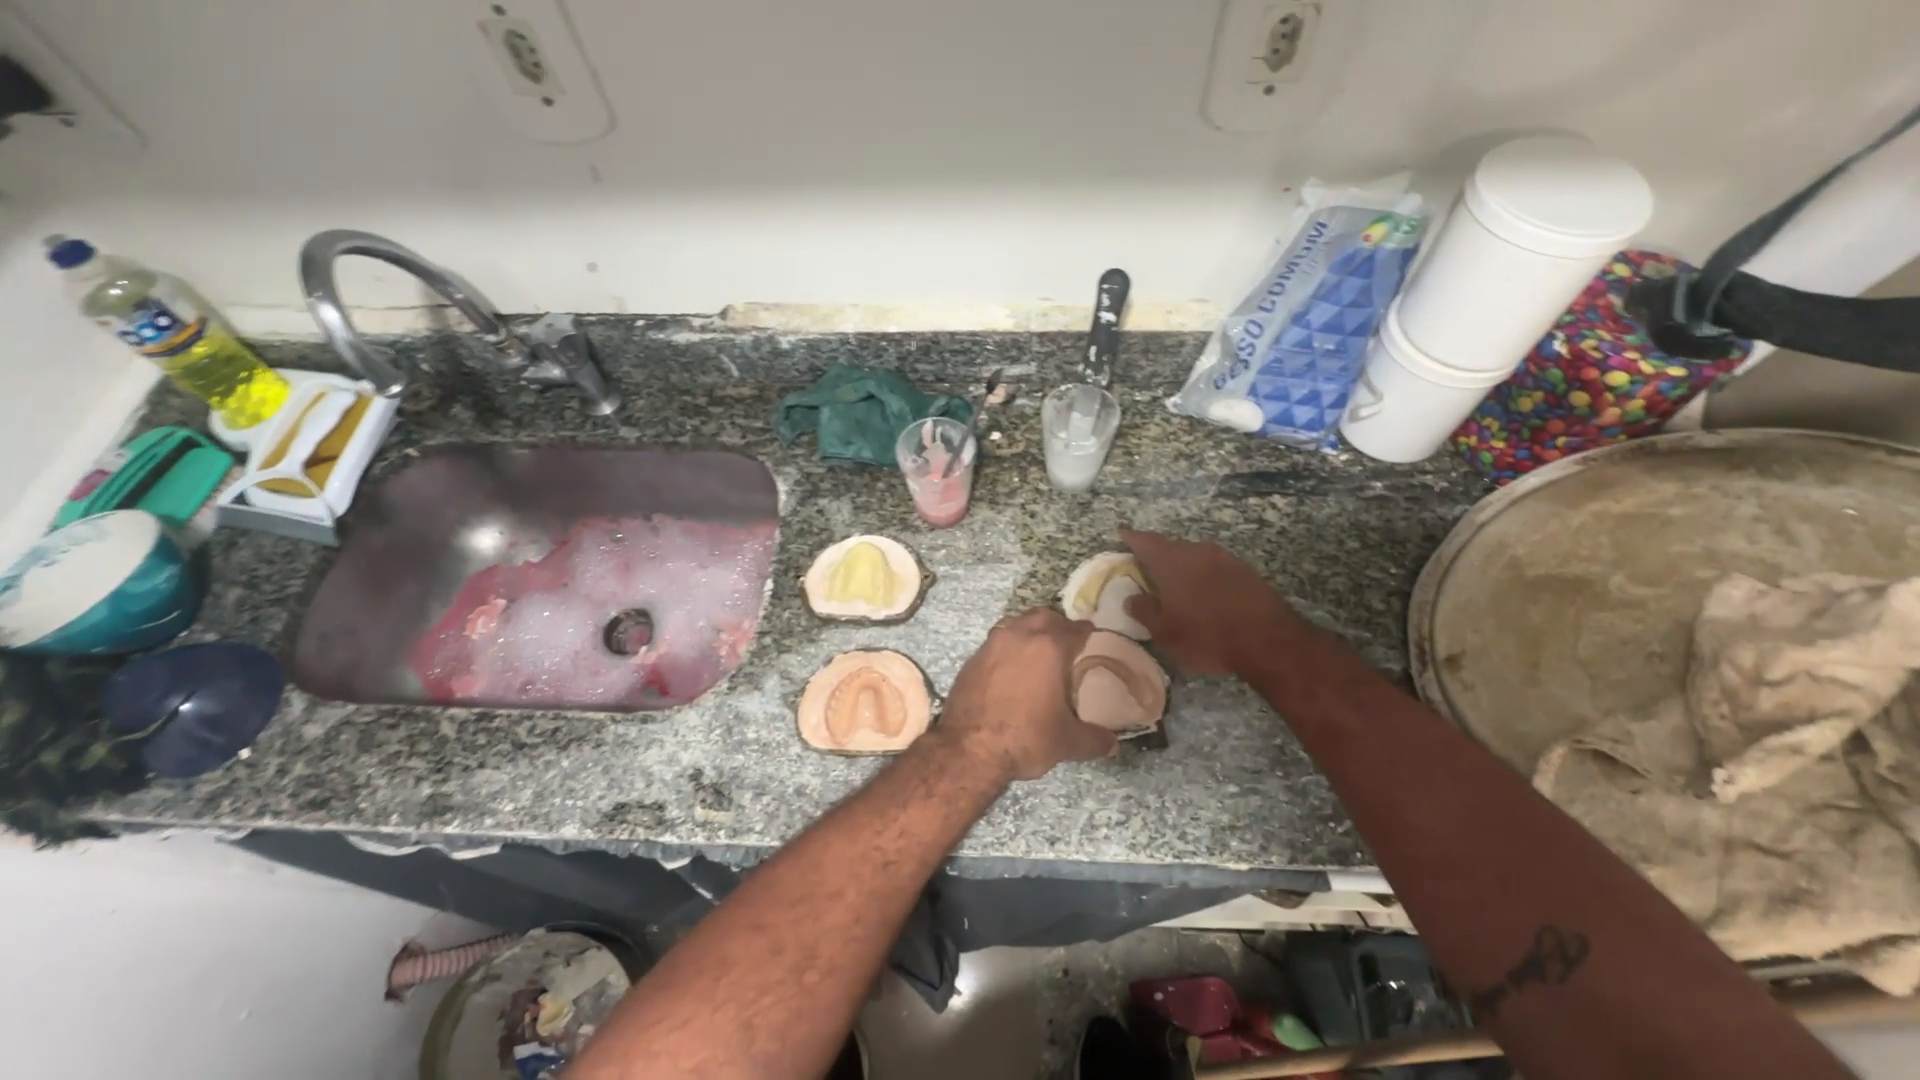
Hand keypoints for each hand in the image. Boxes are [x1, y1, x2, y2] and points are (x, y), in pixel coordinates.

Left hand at [936, 608, 1116, 781]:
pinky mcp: (971, 660)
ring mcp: (991, 645)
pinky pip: (996, 643)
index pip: (1074, 629)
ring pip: (1016, 625)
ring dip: (1029, 631)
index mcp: (1049, 648)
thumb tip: (1112, 744)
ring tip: (1038, 651)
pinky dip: (1008, 648)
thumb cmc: (1025, 738)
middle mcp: (1019, 637)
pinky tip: (1010, 668)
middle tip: (1066, 639)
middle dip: (1057, 624)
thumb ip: (1094, 739)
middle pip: (1043, 617)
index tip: (1089, 633)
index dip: (1085, 631)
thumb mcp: (1067, 742)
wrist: (968, 749)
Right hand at [1121, 528, 1303, 676]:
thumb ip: (1144, 611)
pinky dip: (1203, 575)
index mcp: (1172, 561)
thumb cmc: (1207, 635)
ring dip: (1183, 566)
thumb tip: (1131, 598)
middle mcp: (1197, 551)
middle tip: (1146, 567)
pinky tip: (1203, 593)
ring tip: (1175, 583)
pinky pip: (1215, 567)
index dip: (1132, 538)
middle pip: (1171, 547)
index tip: (1122, 535)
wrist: (1268, 640)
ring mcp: (1225, 559)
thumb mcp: (1165, 632)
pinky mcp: (1245, 571)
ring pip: (1195, 556)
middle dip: (1157, 555)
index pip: (1145, 541)